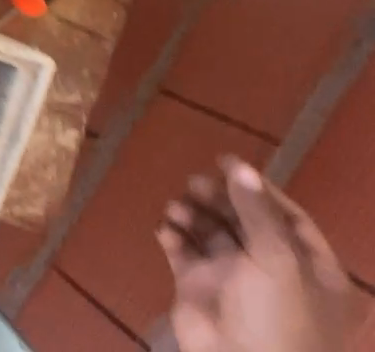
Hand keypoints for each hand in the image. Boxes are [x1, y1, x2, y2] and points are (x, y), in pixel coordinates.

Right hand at [159, 156, 351, 351]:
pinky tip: (165, 231)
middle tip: (192, 182)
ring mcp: (232, 276)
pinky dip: (172, 237)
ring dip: (192, 216)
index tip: (225, 161)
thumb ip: (257, 213)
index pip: (287, 218)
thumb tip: (240, 168)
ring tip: (176, 210)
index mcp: (308, 267)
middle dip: (218, 200)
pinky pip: (182, 251)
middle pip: (243, 221)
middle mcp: (272, 268)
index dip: (258, 190)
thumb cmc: (276, 313)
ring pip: (209, 233)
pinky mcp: (197, 283)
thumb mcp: (276, 260)